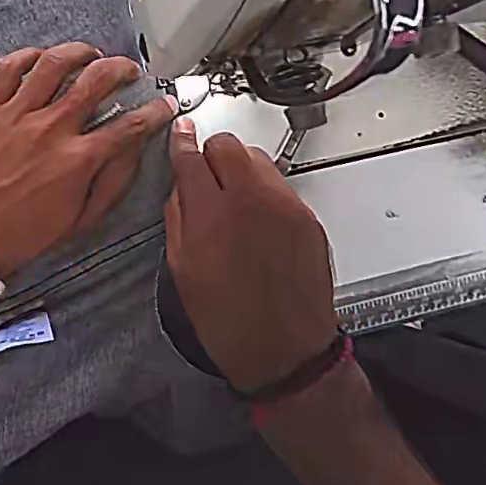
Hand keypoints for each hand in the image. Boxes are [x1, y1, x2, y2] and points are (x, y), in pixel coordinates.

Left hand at [0, 43, 176, 322]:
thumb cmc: (23, 233)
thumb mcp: (82, 218)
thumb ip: (114, 181)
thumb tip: (135, 149)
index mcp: (77, 161)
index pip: (130, 124)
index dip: (154, 111)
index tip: (161, 106)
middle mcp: (50, 131)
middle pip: (98, 79)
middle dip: (123, 68)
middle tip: (128, 72)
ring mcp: (17, 116)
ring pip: (55, 63)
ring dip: (80, 52)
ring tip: (90, 56)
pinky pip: (7, 68)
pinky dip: (27, 56)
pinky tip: (41, 59)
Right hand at [164, 118, 338, 392]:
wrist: (285, 351)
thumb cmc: (232, 321)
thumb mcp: (183, 269)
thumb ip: (178, 217)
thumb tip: (180, 187)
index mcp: (213, 214)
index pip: (191, 156)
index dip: (181, 142)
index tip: (180, 133)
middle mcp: (252, 201)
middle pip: (227, 144)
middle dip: (210, 154)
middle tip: (205, 175)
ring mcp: (285, 206)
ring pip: (256, 157)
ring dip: (239, 169)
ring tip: (233, 201)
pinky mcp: (308, 217)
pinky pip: (280, 183)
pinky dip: (263, 190)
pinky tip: (256, 219)